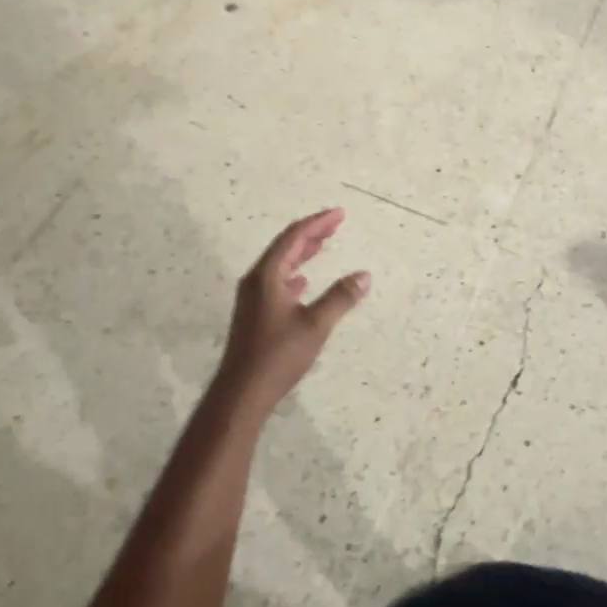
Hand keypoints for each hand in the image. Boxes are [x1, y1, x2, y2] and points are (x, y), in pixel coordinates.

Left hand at [215, 209, 369, 417]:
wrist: (241, 392)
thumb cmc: (277, 355)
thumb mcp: (315, 325)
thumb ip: (340, 298)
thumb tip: (364, 275)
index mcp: (267, 275)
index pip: (294, 237)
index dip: (318, 223)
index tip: (340, 214)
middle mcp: (256, 280)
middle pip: (285, 246)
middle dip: (311, 233)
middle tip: (335, 224)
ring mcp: (252, 297)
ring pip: (280, 264)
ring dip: (302, 252)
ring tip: (322, 245)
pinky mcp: (253, 314)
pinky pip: (276, 281)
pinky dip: (294, 273)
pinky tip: (303, 282)